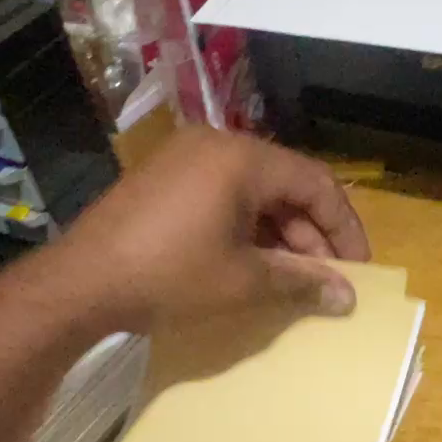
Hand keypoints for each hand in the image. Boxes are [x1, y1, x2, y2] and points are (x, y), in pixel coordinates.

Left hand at [64, 128, 369, 329]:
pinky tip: (253, 265)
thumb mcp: (244, 283)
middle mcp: (217, 145)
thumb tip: (347, 296)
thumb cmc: (171, 276)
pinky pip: (224, 197)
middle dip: (312, 236)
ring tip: (292, 280)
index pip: (316, 183)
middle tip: (325, 280)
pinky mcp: (165, 179)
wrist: (82, 283)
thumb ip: (302, 283)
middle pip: (286, 185)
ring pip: (255, 193)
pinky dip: (248, 229)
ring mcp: (186, 159)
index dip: (345, 227)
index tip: (359, 267)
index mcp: (242, 158)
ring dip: (281, 236)